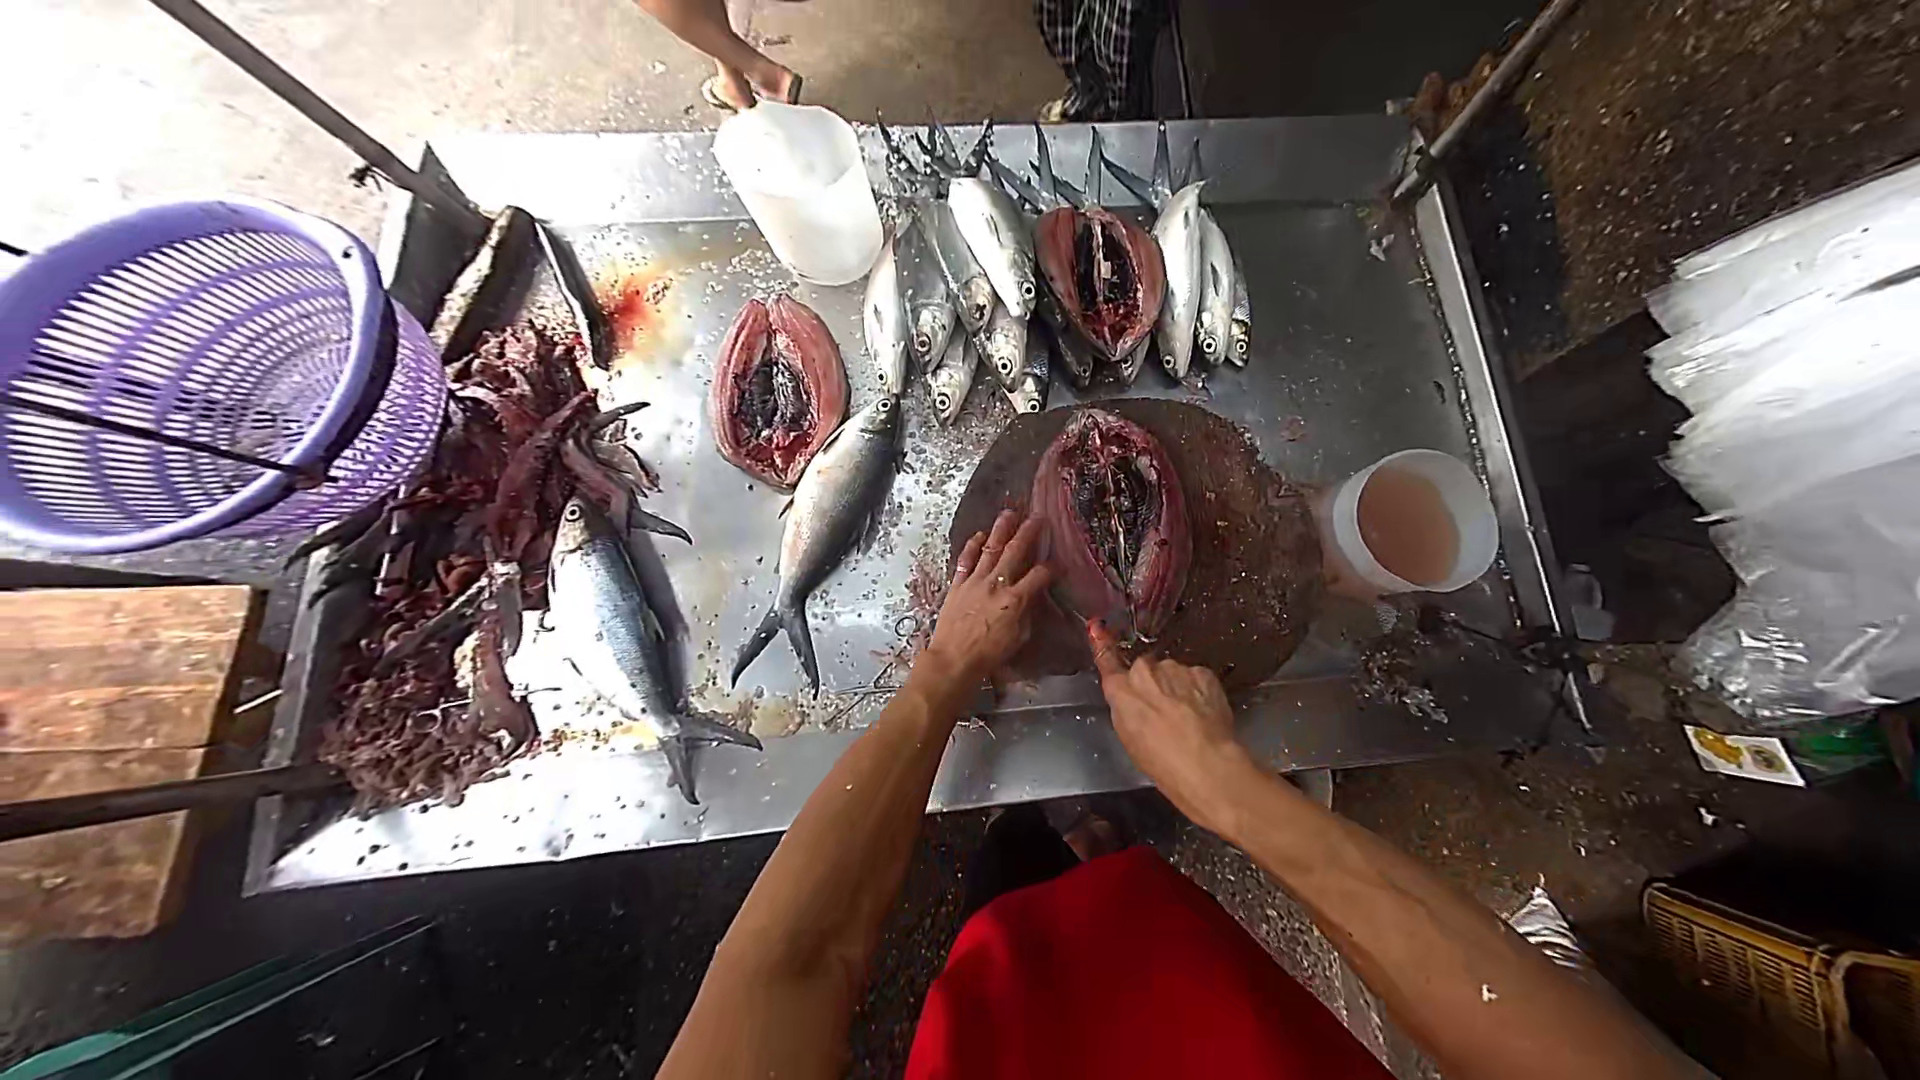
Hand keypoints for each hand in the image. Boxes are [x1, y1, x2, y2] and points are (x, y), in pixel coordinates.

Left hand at [923, 509, 1054, 686]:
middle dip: (1028, 532)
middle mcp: (996, 584)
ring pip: (990, 549)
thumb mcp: (1018, 637)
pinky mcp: (957, 584)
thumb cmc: (989, 655)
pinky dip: (973, 545)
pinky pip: (965, 559)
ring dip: (1001, 529)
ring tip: (1009, 514)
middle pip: (1015, 551)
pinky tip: (980, 535)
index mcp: (1015, 599)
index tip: (1059, 563)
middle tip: (1037, 518)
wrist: (954, 659)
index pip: (1040, 575)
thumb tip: (1032, 598)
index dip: (1052, 568)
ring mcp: (975, 581)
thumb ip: (1027, 614)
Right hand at [1089, 619, 1257, 834]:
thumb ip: (1125, 708)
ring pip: (1172, 673)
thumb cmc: (1162, 762)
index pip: (1107, 660)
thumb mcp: (1129, 738)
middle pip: (1145, 669)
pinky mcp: (1203, 673)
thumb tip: (1130, 698)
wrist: (1207, 765)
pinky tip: (1204, 714)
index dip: (1101, 643)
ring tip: (1188, 719)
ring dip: (1177, 688)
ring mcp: (1176, 669)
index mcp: (1121, 690)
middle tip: (1163, 712)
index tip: (1097, 626)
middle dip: (1151, 684)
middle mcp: (1145, 671)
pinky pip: (1195, 678)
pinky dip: (1198, 691)